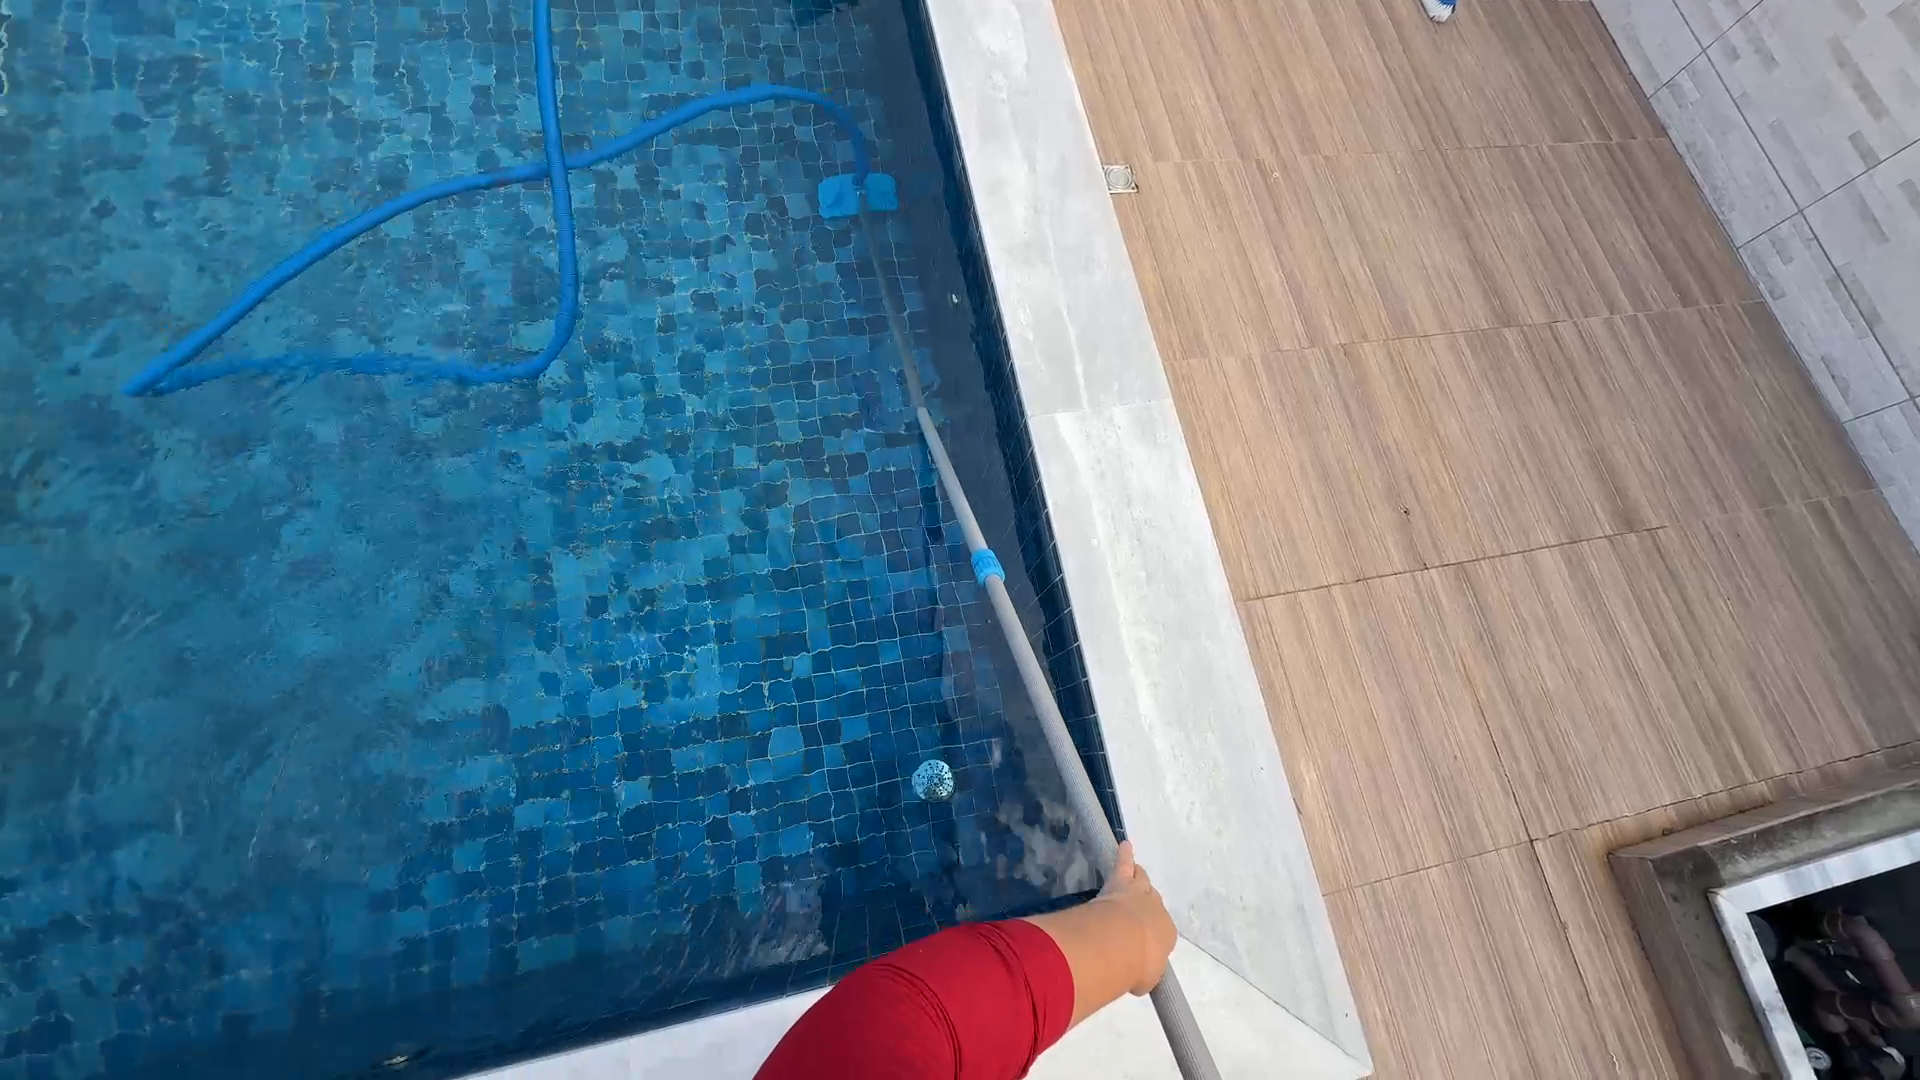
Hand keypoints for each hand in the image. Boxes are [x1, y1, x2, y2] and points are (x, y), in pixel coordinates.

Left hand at [1093, 841, 1176, 994]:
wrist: (1122, 942)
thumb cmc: (1137, 966)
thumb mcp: (1145, 978)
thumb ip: (1143, 974)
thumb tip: (1137, 975)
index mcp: (1167, 935)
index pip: (1162, 931)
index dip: (1150, 934)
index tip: (1140, 941)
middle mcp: (1157, 909)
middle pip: (1153, 901)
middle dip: (1145, 906)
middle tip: (1137, 911)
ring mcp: (1139, 892)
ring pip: (1142, 880)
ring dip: (1138, 878)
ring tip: (1136, 872)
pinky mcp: (1120, 881)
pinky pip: (1124, 863)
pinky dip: (1125, 854)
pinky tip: (1125, 844)